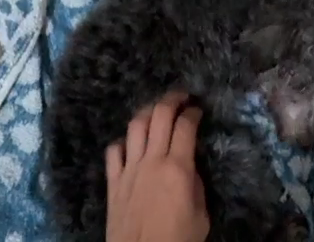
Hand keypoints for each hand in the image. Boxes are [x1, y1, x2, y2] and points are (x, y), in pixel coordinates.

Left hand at [106, 93, 208, 241]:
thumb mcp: (200, 219)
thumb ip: (196, 188)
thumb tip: (190, 169)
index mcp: (177, 168)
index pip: (186, 126)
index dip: (193, 112)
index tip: (198, 109)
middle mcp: (152, 160)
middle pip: (159, 115)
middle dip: (172, 99)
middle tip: (181, 96)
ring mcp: (130, 169)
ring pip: (136, 125)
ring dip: (147, 112)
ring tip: (156, 110)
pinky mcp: (113, 182)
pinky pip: (114, 150)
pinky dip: (123, 141)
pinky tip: (130, 143)